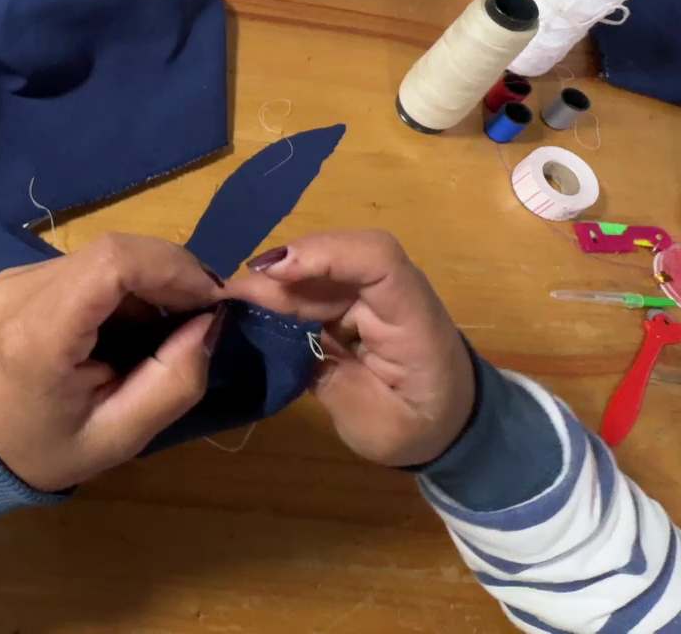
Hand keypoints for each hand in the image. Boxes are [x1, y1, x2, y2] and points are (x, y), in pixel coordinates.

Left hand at [0, 233, 223, 491]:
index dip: (173, 267)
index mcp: (39, 333)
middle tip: (202, 313)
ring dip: (150, 280)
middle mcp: (22, 288)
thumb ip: (173, 381)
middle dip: (171, 273)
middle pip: (114, 251)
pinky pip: (89, 263)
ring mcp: (18, 275)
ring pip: (105, 254)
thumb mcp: (118, 437)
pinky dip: (125, 285)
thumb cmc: (44, 449)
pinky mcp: (22, 273)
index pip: (113, 262)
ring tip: (167, 326)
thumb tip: (211, 320)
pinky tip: (131, 322)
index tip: (212, 299)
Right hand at [225, 230, 474, 466]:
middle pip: (332, 258)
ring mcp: (369, 291)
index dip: (322, 253)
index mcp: (412, 317)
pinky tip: (249, 308)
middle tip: (228, 298)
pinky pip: (309, 285)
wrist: (451, 425)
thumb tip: (270, 339)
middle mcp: (391, 290)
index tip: (273, 272)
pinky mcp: (350, 299)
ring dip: (271, 285)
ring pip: (313, 269)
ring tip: (231, 304)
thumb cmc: (420, 427)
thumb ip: (325, 377)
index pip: (376, 258)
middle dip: (278, 274)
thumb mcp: (375, 425)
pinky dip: (277, 295)